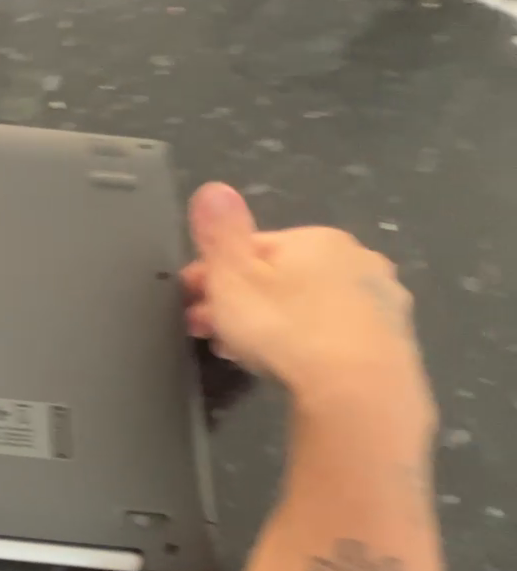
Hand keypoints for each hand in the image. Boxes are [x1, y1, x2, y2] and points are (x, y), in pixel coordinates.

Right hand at [182, 183, 432, 430]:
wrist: (353, 382)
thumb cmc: (283, 327)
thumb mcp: (233, 278)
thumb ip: (221, 234)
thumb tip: (211, 189)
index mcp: (312, 239)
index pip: (246, 249)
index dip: (209, 276)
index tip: (187, 304)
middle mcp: (351, 256)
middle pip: (274, 274)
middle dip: (234, 299)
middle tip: (204, 330)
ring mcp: (374, 292)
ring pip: (300, 299)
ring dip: (264, 318)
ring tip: (237, 348)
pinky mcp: (383, 328)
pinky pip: (326, 324)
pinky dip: (299, 335)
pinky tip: (281, 357)